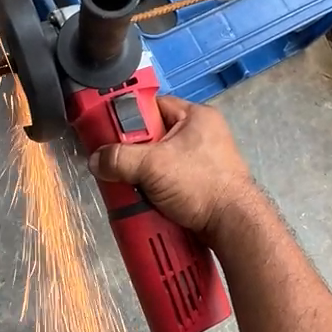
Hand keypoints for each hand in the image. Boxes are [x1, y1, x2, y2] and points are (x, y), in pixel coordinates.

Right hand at [87, 97, 262, 240]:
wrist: (233, 226)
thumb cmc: (204, 186)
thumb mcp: (154, 166)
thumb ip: (120, 158)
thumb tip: (98, 160)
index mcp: (195, 117)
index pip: (153, 105)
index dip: (130, 116)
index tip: (110, 129)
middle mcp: (200, 136)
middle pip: (152, 137)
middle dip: (134, 153)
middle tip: (120, 164)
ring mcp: (201, 163)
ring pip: (158, 163)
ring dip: (142, 176)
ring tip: (132, 185)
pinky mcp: (199, 186)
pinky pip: (167, 182)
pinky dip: (154, 191)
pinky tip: (146, 199)